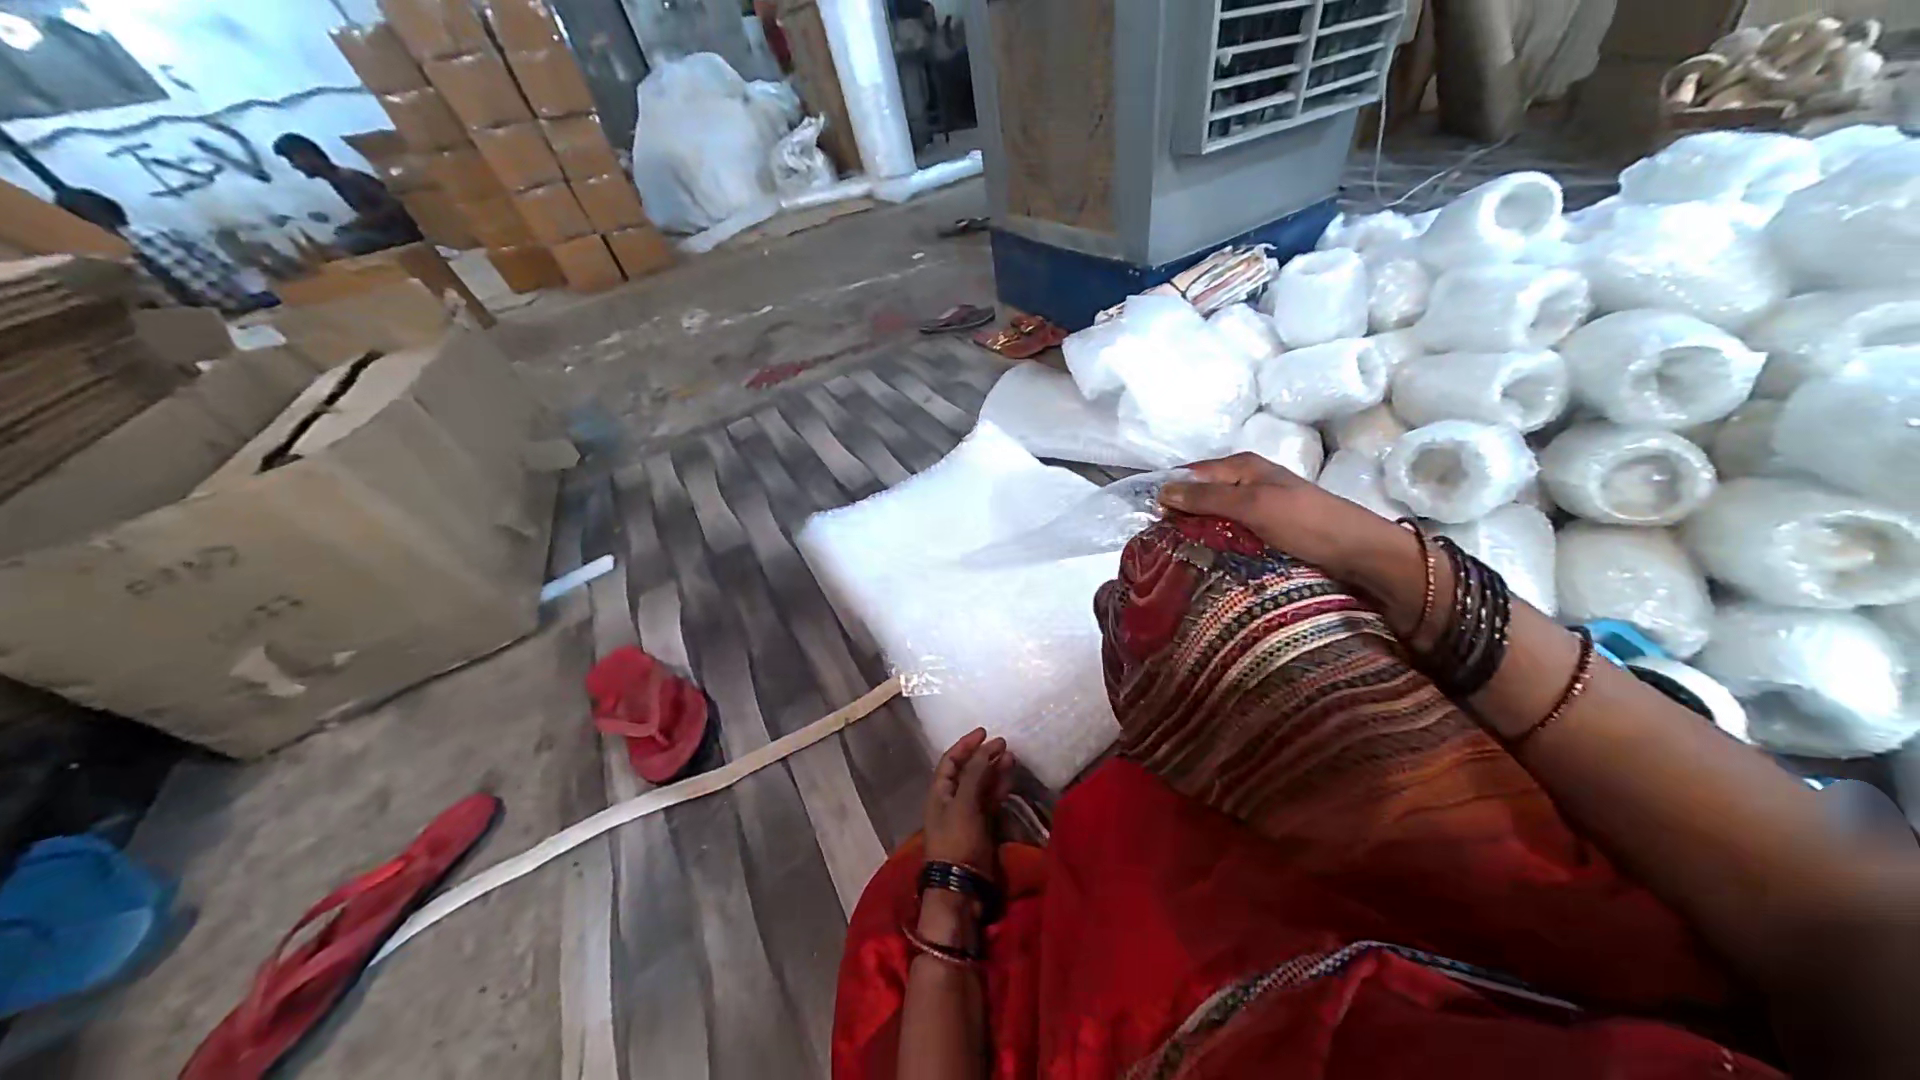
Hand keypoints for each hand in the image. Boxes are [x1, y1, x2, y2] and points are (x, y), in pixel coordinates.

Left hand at [923, 729, 1013, 874]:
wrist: (962, 885)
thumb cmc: (957, 840)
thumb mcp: (963, 803)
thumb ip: (975, 774)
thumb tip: (988, 748)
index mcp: (939, 793)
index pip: (950, 760)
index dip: (966, 745)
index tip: (984, 732)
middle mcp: (951, 800)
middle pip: (967, 771)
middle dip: (984, 756)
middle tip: (1004, 744)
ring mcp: (968, 815)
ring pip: (982, 785)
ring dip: (995, 770)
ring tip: (1012, 757)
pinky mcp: (982, 828)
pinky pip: (991, 801)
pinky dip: (1000, 789)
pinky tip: (1011, 779)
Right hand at [1160, 453, 1414, 594]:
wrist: (1361, 554)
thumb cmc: (1307, 523)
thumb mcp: (1254, 505)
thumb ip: (1208, 498)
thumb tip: (1162, 491)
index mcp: (1243, 466)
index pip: (1191, 475)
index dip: (1169, 493)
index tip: (1147, 521)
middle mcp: (1247, 483)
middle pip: (1200, 496)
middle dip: (1179, 516)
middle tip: (1158, 544)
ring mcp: (1257, 508)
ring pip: (1212, 517)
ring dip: (1196, 534)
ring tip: (1175, 556)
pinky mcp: (1265, 532)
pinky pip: (1228, 535)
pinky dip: (1215, 545)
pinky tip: (1204, 561)